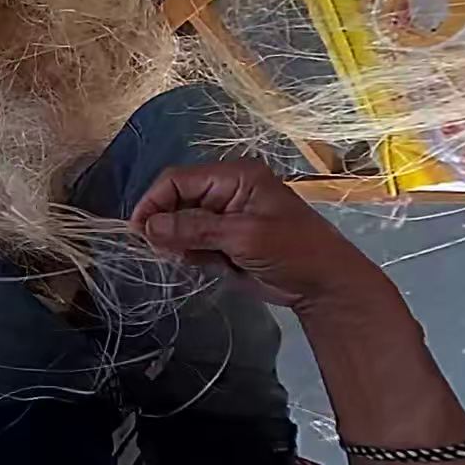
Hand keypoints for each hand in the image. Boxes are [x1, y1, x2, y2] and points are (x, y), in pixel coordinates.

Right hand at [129, 160, 395, 314]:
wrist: (325, 287)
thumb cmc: (294, 252)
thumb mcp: (243, 236)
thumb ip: (194, 229)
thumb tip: (147, 228)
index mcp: (233, 176)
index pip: (177, 179)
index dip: (153, 201)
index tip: (139, 231)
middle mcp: (224, 189)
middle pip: (174, 198)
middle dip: (164, 223)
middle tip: (162, 250)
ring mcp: (222, 213)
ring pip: (177, 221)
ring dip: (176, 241)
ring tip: (192, 259)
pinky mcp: (221, 236)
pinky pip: (188, 238)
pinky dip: (187, 251)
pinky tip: (203, 263)